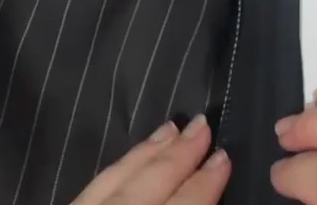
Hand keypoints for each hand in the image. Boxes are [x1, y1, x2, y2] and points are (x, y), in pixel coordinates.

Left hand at [72, 115, 229, 204]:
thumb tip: (206, 194)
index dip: (205, 182)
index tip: (223, 156)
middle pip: (151, 182)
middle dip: (179, 154)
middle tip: (203, 123)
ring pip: (117, 177)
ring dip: (148, 152)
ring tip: (171, 127)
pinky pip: (92, 186)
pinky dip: (116, 167)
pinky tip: (128, 157)